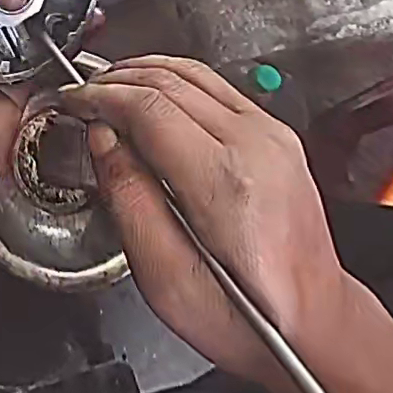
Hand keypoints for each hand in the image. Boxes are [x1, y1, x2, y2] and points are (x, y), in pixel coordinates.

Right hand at [61, 57, 352, 387]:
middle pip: (170, 82)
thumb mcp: (165, 278)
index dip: (103, 97)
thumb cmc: (249, 317)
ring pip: (194, 73)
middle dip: (116, 80)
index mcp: (225, 183)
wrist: (316, 320)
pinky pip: (216, 85)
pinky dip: (174, 80)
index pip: (150, 108)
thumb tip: (103, 141)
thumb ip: (128, 200)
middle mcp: (256, 145)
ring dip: (143, 72)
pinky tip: (151, 92)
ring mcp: (272, 134)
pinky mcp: (277, 134)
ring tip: (108, 86)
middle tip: (84, 93)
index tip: (76, 101)